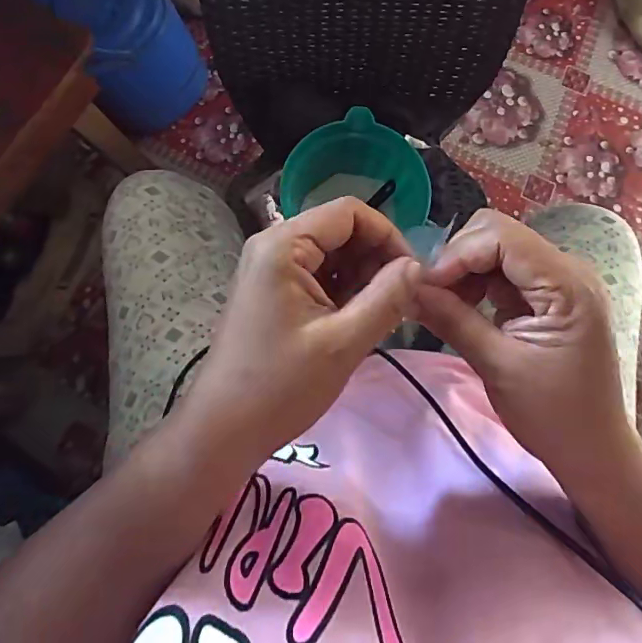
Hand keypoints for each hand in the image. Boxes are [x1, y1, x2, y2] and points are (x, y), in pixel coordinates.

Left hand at [180, 197, 418, 460]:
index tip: (412, 274)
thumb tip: (418, 266)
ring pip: (332, 253)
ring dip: (361, 277)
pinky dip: (343, 290)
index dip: (387, 235)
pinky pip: (317, 273)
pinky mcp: (272, 289)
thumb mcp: (343, 342)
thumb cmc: (280, 387)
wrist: (223, 430)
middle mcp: (273, 244)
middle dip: (375, 259)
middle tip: (400, 301)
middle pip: (340, 230)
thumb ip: (386, 298)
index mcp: (283, 245)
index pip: (349, 212)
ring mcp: (270, 267)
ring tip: (380, 315)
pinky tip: (357, 320)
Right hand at [412, 209, 635, 483]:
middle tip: (434, 295)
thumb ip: (452, 318)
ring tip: (445, 305)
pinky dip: (478, 281)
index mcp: (567, 283)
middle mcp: (568, 269)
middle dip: (460, 257)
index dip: (458, 253)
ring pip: (497, 247)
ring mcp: (560, 279)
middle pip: (498, 233)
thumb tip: (408, 288)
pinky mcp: (549, 293)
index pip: (501, 236)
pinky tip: (465, 308)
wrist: (595, 453)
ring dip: (465, 269)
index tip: (426, 285)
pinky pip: (504, 268)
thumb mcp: (496, 366)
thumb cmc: (553, 416)